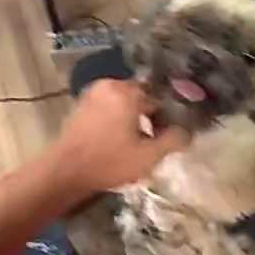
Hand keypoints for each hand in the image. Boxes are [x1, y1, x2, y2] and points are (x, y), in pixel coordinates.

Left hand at [46, 79, 190, 197]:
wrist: (67, 169)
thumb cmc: (110, 161)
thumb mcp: (148, 156)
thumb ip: (172, 140)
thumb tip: (187, 132)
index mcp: (127, 92)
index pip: (158, 99)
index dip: (167, 118)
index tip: (169, 136)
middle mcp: (109, 85)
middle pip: (140, 96)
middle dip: (150, 115)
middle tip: (155, 139)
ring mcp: (93, 92)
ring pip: (123, 100)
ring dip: (133, 116)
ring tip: (138, 141)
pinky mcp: (82, 103)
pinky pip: (108, 105)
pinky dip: (117, 116)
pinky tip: (119, 138)